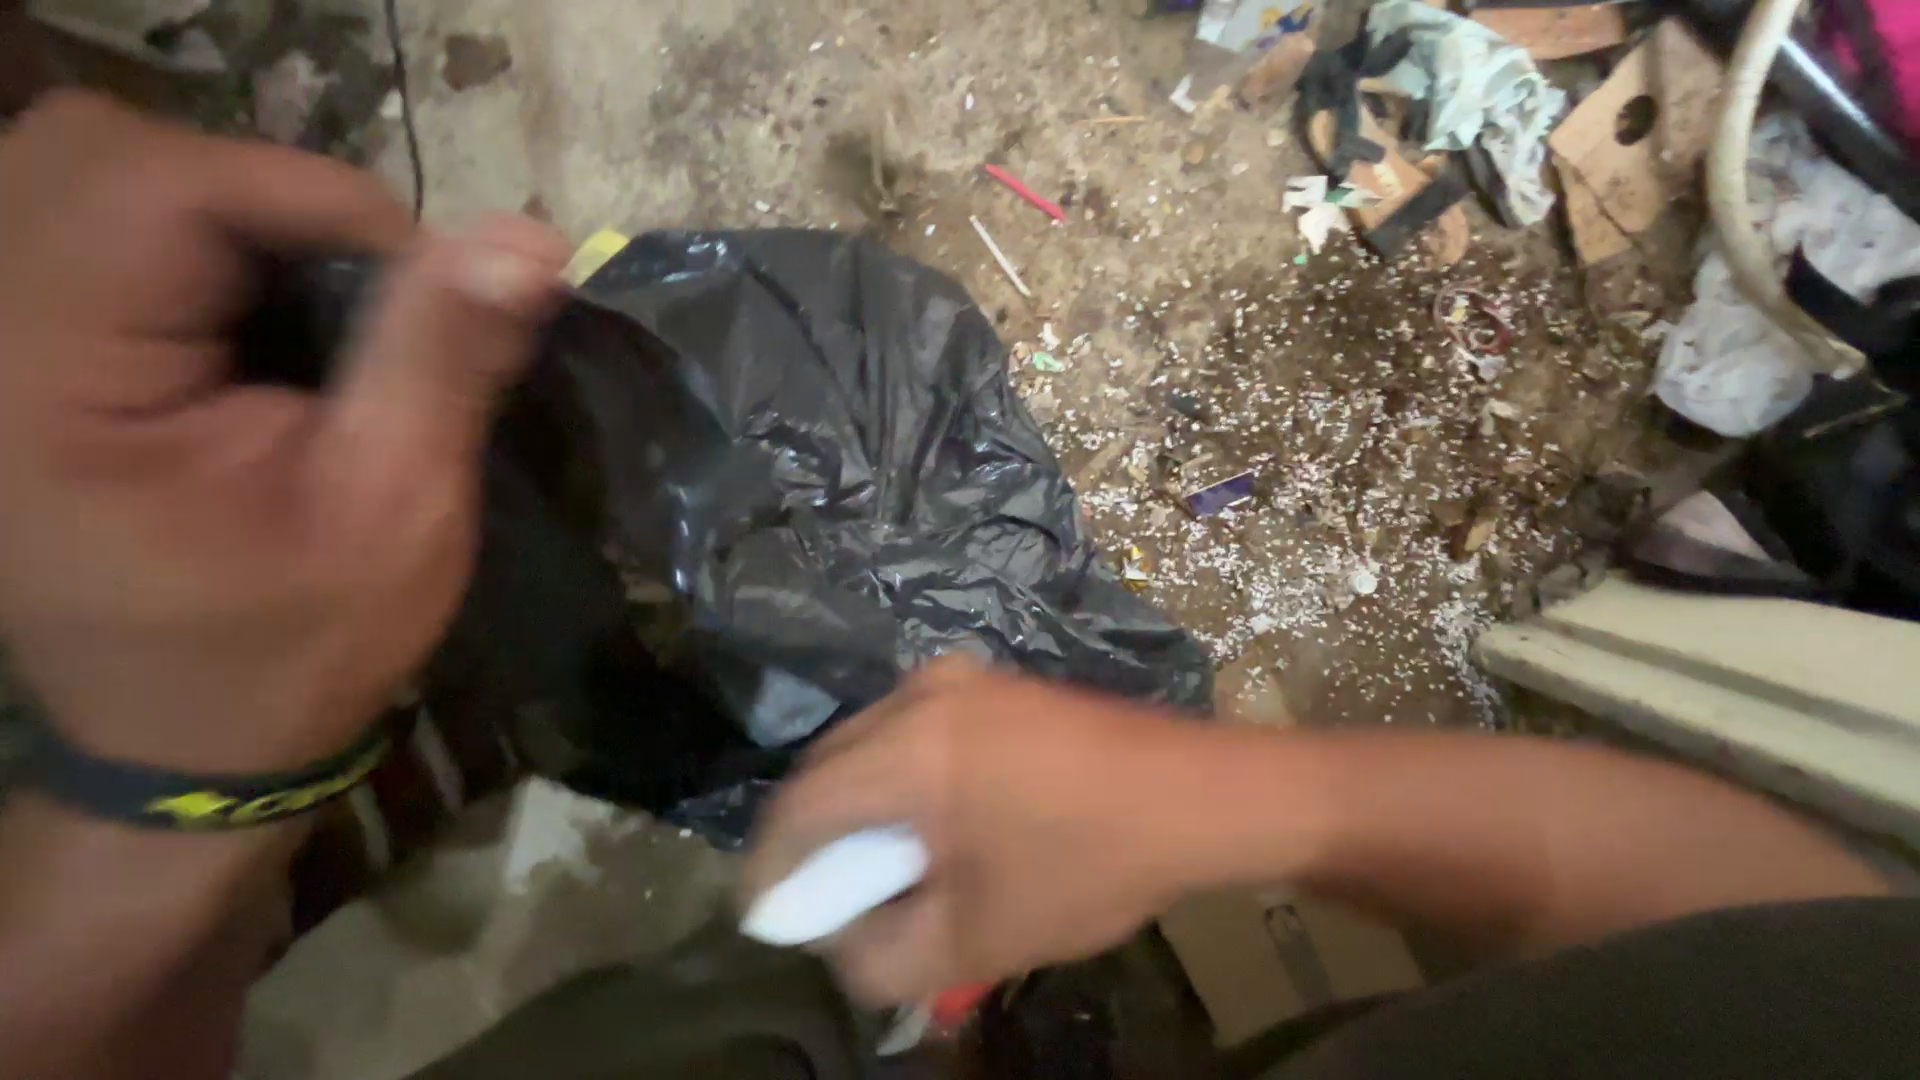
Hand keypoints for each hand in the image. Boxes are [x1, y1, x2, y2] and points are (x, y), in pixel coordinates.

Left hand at [0, 92, 568, 772]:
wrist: (204, 735)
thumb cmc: (310, 638)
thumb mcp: (401, 502)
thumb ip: (447, 357)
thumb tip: (530, 241)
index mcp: (45, 385)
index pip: (156, 187)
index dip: (322, 198)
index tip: (443, 276)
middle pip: (100, 155)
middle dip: (278, 200)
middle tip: (387, 291)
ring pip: (100, 180)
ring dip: (251, 222)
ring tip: (345, 312)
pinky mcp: (28, 359)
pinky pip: (109, 236)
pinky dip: (222, 253)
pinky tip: (287, 330)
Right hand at [740, 660, 1215, 1005]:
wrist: (1195, 793)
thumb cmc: (1090, 863)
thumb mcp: (979, 936)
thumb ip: (882, 953)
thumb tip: (839, 934)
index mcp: (910, 748)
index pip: (801, 804)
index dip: (773, 863)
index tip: (771, 911)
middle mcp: (921, 693)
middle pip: (828, 765)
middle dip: (814, 834)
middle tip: (826, 893)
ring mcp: (959, 676)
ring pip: (867, 741)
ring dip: (856, 802)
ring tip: (878, 860)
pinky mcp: (988, 680)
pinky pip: (908, 726)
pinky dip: (894, 774)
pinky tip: (924, 817)